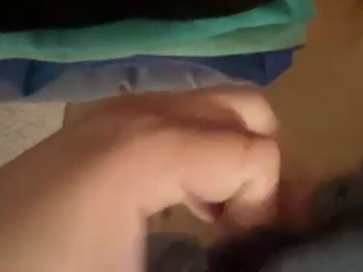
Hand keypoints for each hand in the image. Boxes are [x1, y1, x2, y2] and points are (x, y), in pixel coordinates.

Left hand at [0, 87, 284, 271]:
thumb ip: (206, 264)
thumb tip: (260, 258)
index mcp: (152, 148)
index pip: (256, 153)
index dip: (272, 207)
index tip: (256, 256)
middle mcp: (141, 113)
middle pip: (244, 107)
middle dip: (268, 164)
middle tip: (264, 231)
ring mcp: (112, 118)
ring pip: (211, 108)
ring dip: (235, 156)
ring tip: (230, 225)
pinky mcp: (90, 136)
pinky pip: (174, 121)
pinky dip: (200, 153)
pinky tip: (186, 209)